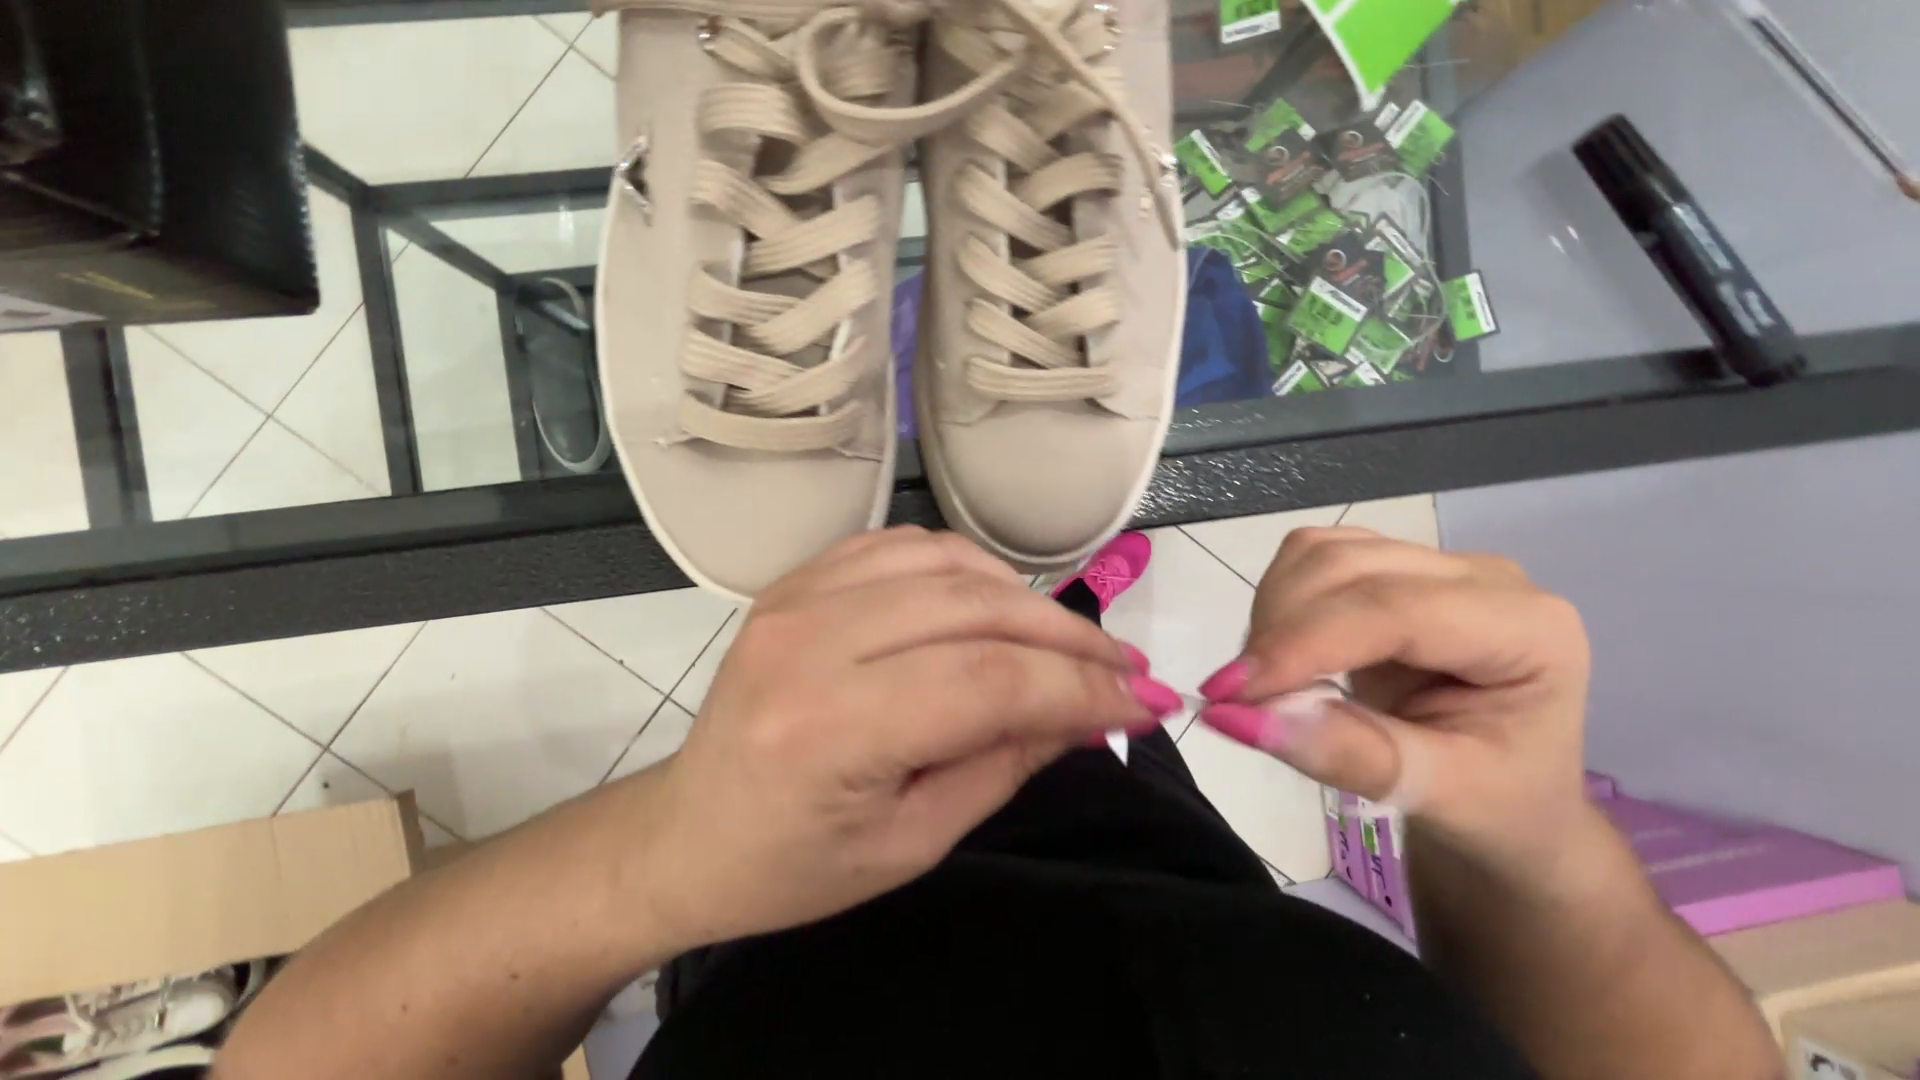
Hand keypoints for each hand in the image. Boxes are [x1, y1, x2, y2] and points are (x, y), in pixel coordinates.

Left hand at [624, 527, 1182, 951]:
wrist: (688, 833)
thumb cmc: (794, 867)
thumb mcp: (913, 843)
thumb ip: (1004, 762)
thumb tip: (1090, 709)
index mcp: (831, 729)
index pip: (989, 680)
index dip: (1080, 686)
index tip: (1142, 702)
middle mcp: (809, 642)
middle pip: (975, 608)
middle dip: (1068, 635)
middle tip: (1124, 666)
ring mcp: (795, 598)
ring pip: (944, 562)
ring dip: (1022, 595)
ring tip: (1066, 639)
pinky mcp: (793, 582)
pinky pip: (899, 546)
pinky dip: (963, 567)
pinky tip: (993, 602)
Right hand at [1194, 527, 1591, 865]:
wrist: (1512, 798)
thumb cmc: (1494, 806)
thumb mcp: (1432, 795)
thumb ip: (1343, 752)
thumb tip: (1234, 716)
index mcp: (1527, 628)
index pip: (1390, 609)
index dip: (1301, 643)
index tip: (1228, 693)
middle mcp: (1482, 577)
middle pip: (1347, 566)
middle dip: (1279, 629)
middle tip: (1241, 700)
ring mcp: (1434, 564)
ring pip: (1320, 553)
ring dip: (1272, 612)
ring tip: (1268, 683)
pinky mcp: (1392, 568)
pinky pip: (1312, 558)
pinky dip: (1278, 602)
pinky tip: (1285, 654)